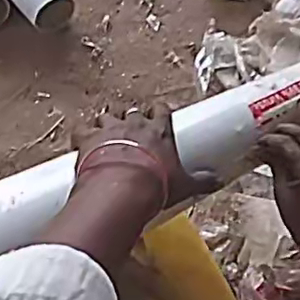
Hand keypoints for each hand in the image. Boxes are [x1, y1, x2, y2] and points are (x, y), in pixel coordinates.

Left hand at [74, 103, 215, 206]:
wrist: (125, 188)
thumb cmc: (157, 183)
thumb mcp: (184, 184)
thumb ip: (201, 181)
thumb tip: (219, 182)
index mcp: (159, 130)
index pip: (161, 111)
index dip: (158, 112)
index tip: (158, 116)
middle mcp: (134, 124)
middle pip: (132, 111)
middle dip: (130, 117)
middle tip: (131, 129)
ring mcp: (110, 129)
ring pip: (106, 115)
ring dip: (105, 122)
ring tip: (105, 133)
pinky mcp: (88, 138)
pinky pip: (81, 128)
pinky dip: (80, 134)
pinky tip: (80, 141)